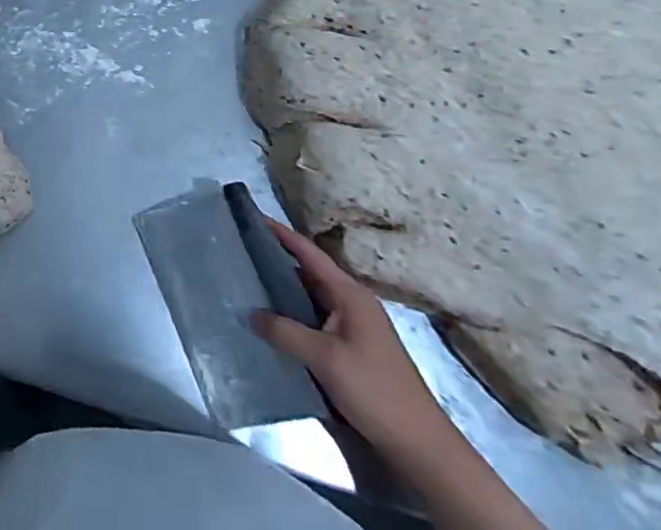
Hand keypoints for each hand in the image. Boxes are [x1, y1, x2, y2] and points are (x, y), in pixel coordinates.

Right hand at [253, 217, 449, 450]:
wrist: (417, 441)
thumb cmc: (374, 389)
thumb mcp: (325, 358)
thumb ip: (286, 332)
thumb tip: (252, 314)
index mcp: (351, 295)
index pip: (311, 255)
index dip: (283, 235)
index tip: (255, 219)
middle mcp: (352, 304)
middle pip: (310, 273)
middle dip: (278, 261)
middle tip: (243, 253)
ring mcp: (353, 327)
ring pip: (311, 298)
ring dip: (284, 291)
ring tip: (249, 284)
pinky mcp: (350, 348)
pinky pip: (315, 321)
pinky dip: (293, 317)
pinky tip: (272, 324)